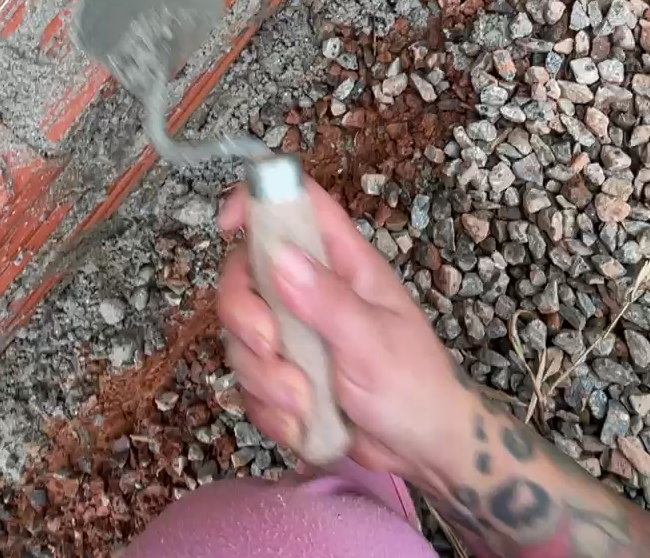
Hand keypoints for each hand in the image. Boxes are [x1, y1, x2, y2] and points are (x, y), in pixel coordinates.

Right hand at [217, 181, 473, 483]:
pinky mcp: (282, 373)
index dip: (257, 200)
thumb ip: (327, 300)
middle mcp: (310, 287)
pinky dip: (269, 408)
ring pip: (241, 334)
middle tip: (269, 347)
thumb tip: (279, 256)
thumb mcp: (373, 340)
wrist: (423, 450)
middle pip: (246, 273)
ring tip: (305, 403)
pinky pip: (248, 381)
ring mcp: (293, 331)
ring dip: (264, 376)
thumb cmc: (413, 382)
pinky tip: (303, 423)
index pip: (296, 204)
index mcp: (341, 261)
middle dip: (245, 316)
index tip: (227, 225)